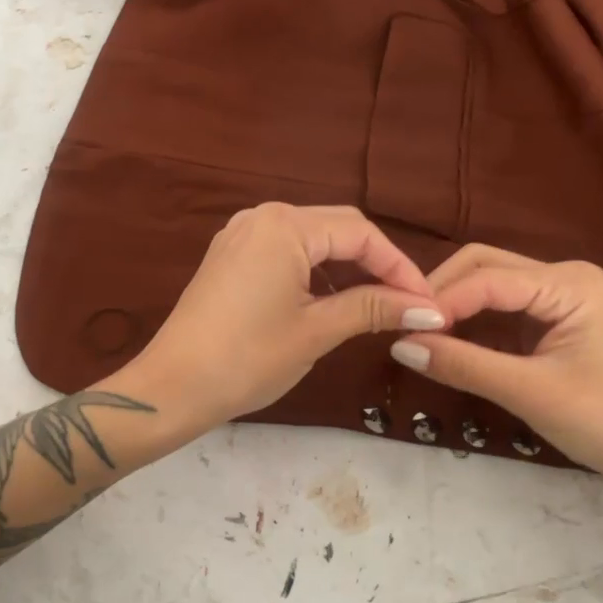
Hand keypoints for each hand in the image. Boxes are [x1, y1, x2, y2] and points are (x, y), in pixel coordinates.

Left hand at [130, 203, 445, 424]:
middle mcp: (261, 217)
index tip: (429, 305)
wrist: (173, 386)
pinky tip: (333, 300)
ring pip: (312, 238)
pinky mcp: (229, 256)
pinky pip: (285, 250)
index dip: (401, 267)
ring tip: (379, 305)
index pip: (361, 233)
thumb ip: (373, 308)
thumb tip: (429, 308)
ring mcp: (240, 235)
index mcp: (284, 225)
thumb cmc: (248, 358)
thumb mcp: (316, 331)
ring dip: (347, 266)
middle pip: (337, 227)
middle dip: (377, 263)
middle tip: (410, 305)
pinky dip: (316, 270)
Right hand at [388, 245, 602, 489]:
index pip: (486, 277)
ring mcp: (560, 300)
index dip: (440, 300)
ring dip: (454, 309)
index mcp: (569, 283)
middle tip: (403, 328)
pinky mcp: (555, 324)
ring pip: (489, 288)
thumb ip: (464, 364)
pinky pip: (501, 313)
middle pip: (484, 267)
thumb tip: (399, 344)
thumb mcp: (531, 393)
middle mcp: (563, 278)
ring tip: (418, 338)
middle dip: (442, 294)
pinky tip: (448, 347)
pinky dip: (472, 326)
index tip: (398, 328)